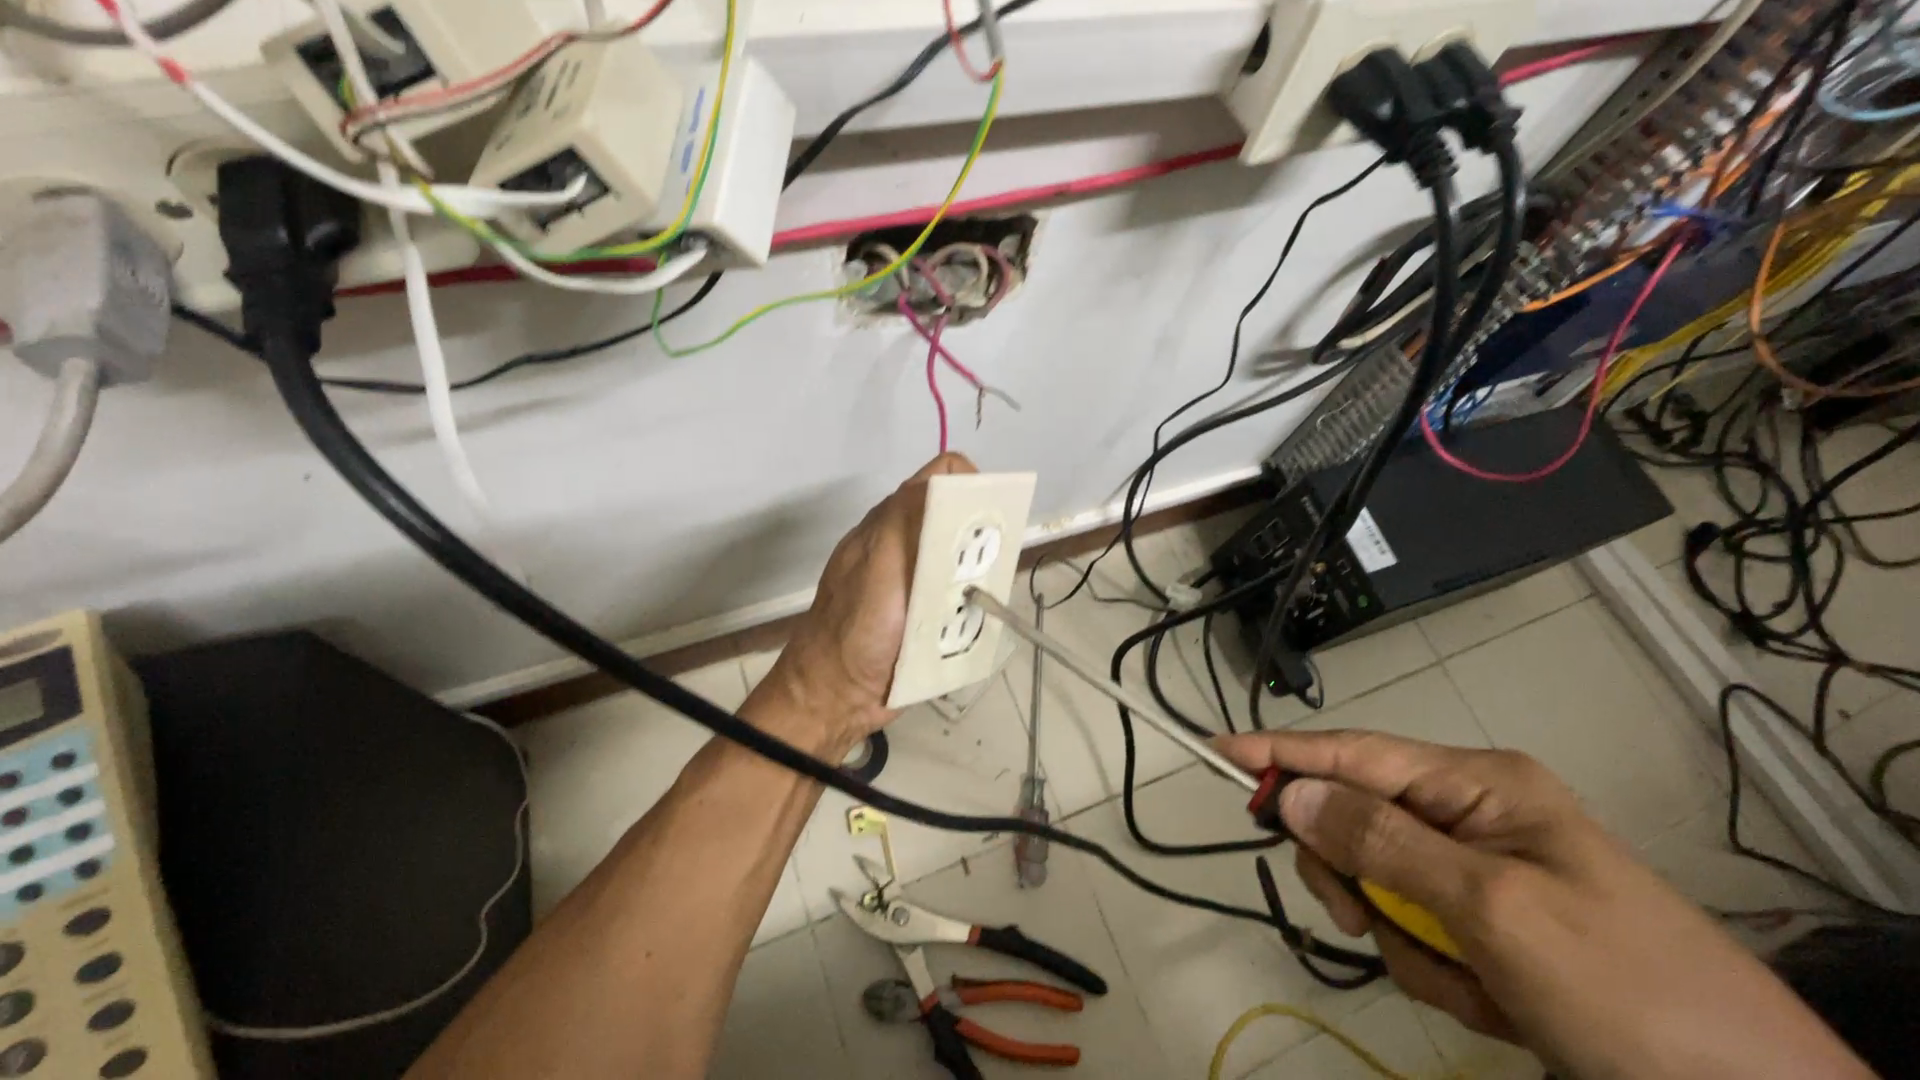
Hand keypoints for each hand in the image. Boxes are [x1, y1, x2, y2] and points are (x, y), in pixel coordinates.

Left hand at [753, 453, 978, 752]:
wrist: (834, 697)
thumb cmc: (855, 629)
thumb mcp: (879, 566)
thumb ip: (906, 520)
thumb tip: (950, 478)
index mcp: (889, 524)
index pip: (939, 478)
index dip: (968, 486)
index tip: (986, 520)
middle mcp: (902, 545)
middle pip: (955, 518)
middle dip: (978, 536)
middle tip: (985, 568)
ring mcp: (913, 581)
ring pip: (961, 559)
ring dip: (978, 573)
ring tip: (979, 597)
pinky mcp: (924, 614)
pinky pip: (959, 594)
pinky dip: (971, 602)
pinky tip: (970, 620)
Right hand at [1218, 730, 1873, 1079]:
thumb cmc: (1617, 981)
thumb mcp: (1491, 908)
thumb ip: (1381, 843)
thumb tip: (1293, 792)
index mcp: (1480, 785)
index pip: (1354, 755)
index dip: (1283, 752)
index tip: (1217, 753)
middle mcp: (1473, 817)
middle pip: (1355, 824)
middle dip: (1354, 880)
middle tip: (1362, 921)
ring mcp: (1479, 877)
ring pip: (1378, 889)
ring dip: (1405, 943)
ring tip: (1470, 984)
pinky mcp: (1485, 930)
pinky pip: (1414, 936)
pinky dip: (1436, 974)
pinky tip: (1491, 1002)